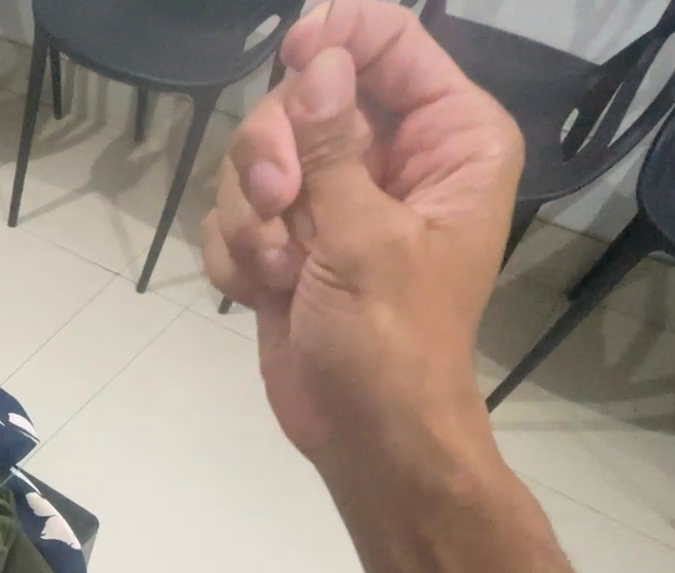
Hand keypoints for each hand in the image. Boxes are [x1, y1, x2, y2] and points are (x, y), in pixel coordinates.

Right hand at [203, 0, 523, 478]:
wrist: (361, 431)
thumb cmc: (390, 342)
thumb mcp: (365, 240)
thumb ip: (333, 149)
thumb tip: (318, 59)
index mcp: (442, 141)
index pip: (390, 48)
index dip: (339, 38)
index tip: (294, 51)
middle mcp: (383, 163)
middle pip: (299, 106)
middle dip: (274, 160)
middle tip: (280, 209)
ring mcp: (324, 209)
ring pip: (252, 167)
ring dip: (251, 225)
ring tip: (280, 275)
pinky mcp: (280, 250)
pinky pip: (231, 223)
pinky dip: (236, 260)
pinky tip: (262, 296)